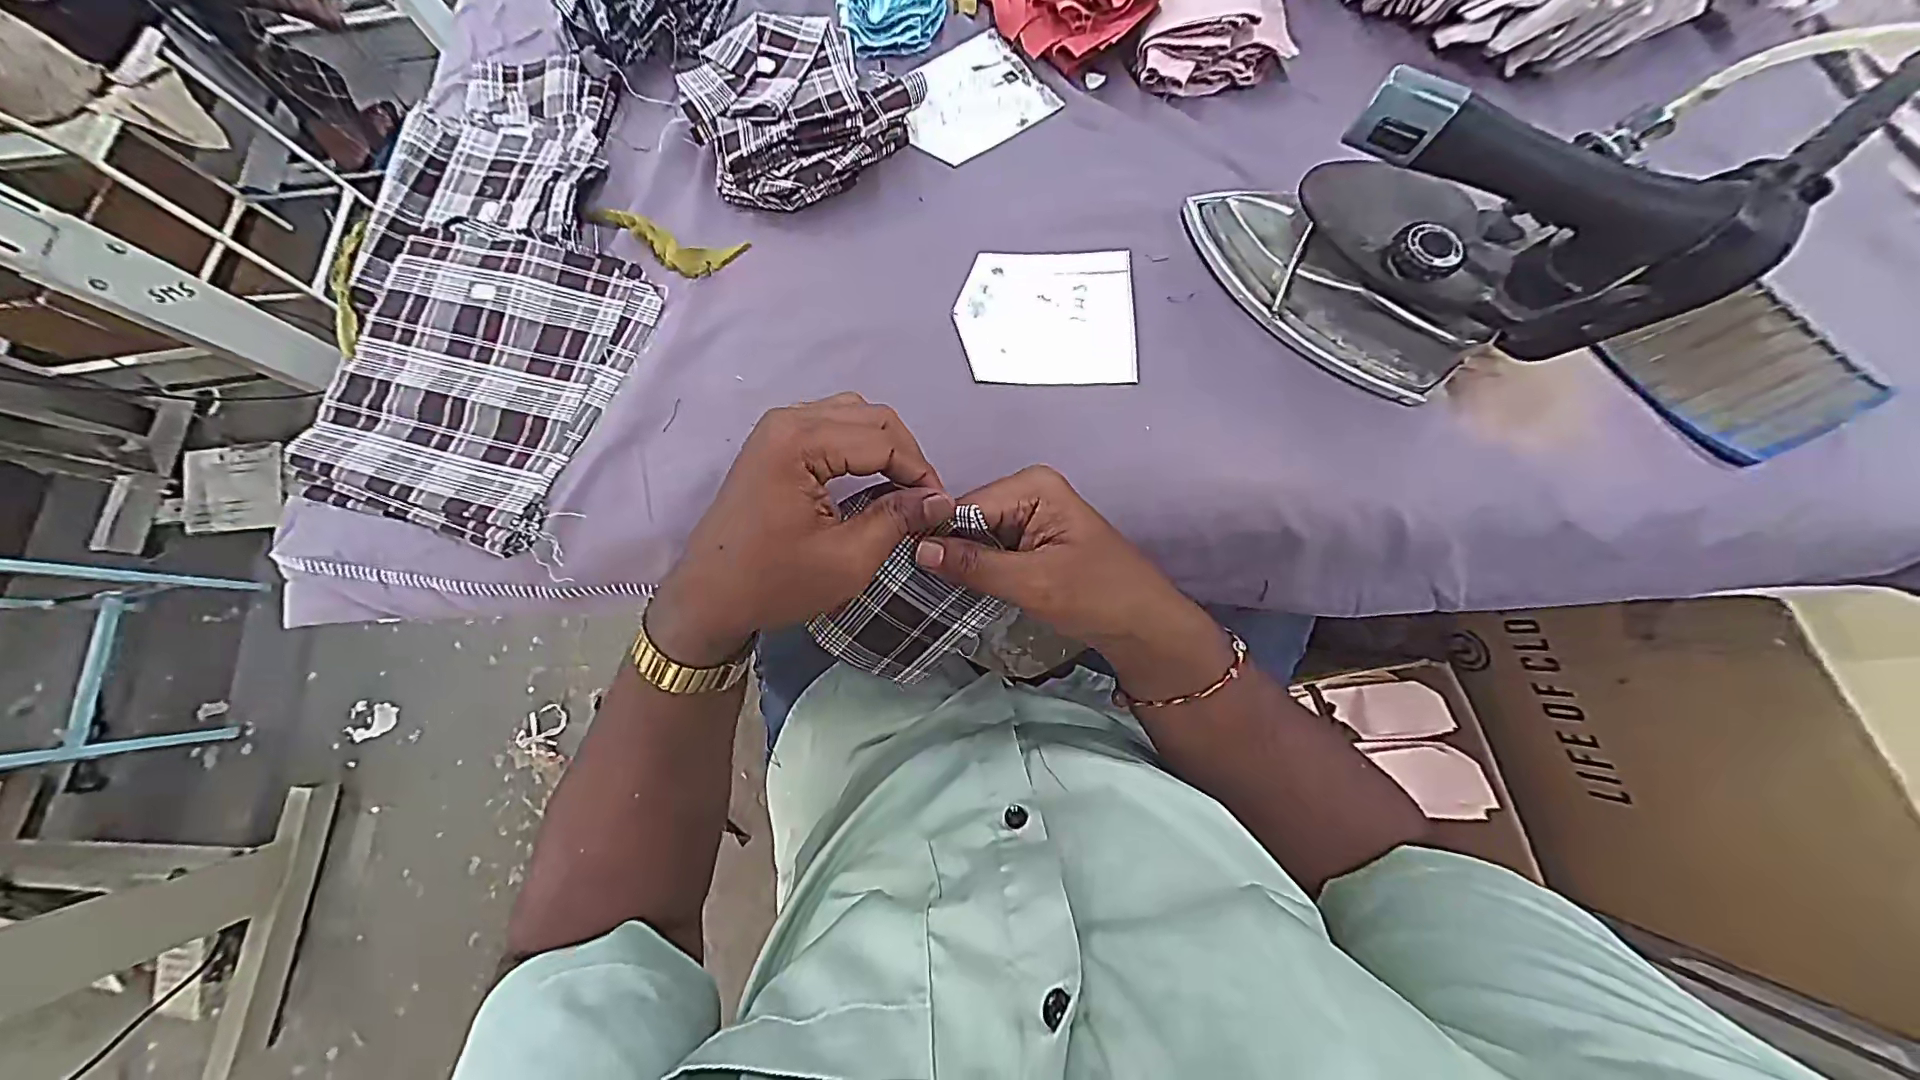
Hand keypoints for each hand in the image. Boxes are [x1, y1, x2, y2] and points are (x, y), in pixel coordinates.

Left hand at [645, 394, 954, 666]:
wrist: (707, 599)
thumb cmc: (772, 584)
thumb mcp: (848, 560)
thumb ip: (898, 520)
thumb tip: (939, 500)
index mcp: (800, 443)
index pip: (883, 440)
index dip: (920, 472)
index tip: (939, 507)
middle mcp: (787, 421)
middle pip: (872, 417)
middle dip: (907, 456)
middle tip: (925, 499)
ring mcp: (777, 430)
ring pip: (855, 415)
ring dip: (886, 447)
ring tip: (903, 489)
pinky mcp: (774, 444)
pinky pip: (832, 427)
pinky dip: (861, 447)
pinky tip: (871, 478)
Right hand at [914, 466, 1233, 701]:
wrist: (1144, 626)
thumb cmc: (1100, 597)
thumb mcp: (1032, 582)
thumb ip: (974, 566)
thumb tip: (920, 551)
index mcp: (1034, 485)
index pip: (966, 506)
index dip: (938, 537)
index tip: (909, 566)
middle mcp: (1030, 491)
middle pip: (969, 520)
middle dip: (950, 551)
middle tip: (921, 584)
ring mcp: (1031, 515)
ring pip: (977, 538)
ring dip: (963, 564)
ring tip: (939, 590)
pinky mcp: (1032, 540)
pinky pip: (992, 551)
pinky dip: (980, 570)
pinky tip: (966, 589)